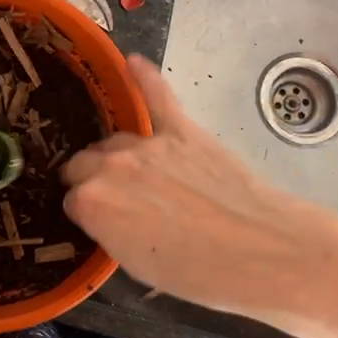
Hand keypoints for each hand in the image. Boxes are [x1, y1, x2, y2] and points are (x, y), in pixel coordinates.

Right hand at [61, 55, 337, 323]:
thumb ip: (108, 229)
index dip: (87, 211)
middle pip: (84, 163)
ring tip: (136, 177)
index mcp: (91, 203)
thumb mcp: (135, 265)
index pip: (71, 199)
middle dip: (93, 180)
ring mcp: (148, 142)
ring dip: (117, 156)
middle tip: (118, 204)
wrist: (265, 254)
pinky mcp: (183, 130)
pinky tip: (133, 62)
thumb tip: (104, 212)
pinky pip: (158, 95)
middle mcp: (110, 165)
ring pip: (115, 140)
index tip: (102, 222)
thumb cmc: (199, 275)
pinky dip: (145, 78)